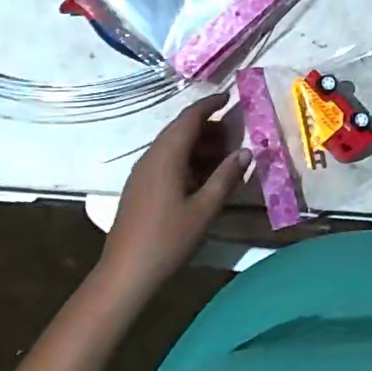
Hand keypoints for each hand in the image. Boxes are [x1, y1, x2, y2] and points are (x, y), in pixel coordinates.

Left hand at [100, 92, 250, 296]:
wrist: (126, 272)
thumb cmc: (169, 239)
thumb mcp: (205, 208)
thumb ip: (226, 177)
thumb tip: (245, 152)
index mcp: (166, 156)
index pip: (188, 118)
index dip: (209, 105)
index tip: (229, 97)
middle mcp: (151, 157)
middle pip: (179, 129)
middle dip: (207, 126)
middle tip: (234, 132)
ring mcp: (141, 173)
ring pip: (172, 145)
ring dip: (197, 143)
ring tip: (223, 154)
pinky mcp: (139, 187)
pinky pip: (165, 160)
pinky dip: (186, 158)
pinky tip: (202, 175)